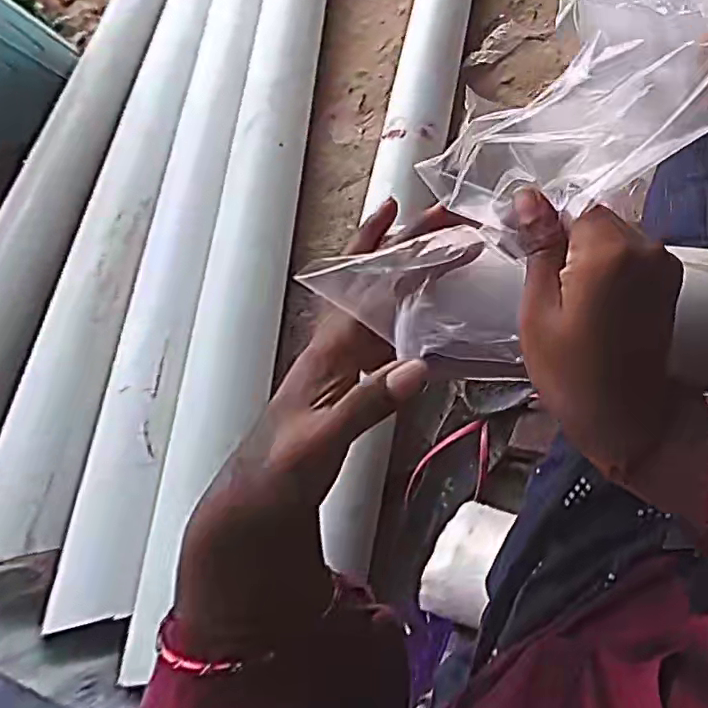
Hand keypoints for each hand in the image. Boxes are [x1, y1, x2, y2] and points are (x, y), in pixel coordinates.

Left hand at [175, 198, 437, 656]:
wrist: (259, 498)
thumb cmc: (281, 468)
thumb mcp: (321, 440)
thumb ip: (369, 404)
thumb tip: (422, 365)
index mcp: (330, 347)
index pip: (361, 284)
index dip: (380, 244)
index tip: (405, 209)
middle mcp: (340, 342)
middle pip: (379, 281)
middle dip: (410, 245)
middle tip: (448, 220)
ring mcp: (350, 360)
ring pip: (388, 302)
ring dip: (416, 274)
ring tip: (449, 251)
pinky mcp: (359, 378)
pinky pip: (394, 331)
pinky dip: (417, 311)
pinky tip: (438, 311)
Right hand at [513, 190, 689, 481]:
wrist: (631, 418)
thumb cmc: (573, 373)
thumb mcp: (539, 311)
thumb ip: (539, 247)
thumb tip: (529, 197)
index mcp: (611, 250)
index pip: (573, 206)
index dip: (550, 228)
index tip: (536, 259)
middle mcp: (646, 245)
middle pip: (597, 217)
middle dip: (573, 240)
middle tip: (556, 287)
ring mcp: (664, 260)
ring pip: (615, 233)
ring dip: (593, 254)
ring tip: (579, 299)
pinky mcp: (672, 275)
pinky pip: (632, 252)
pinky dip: (613, 266)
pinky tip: (600, 301)